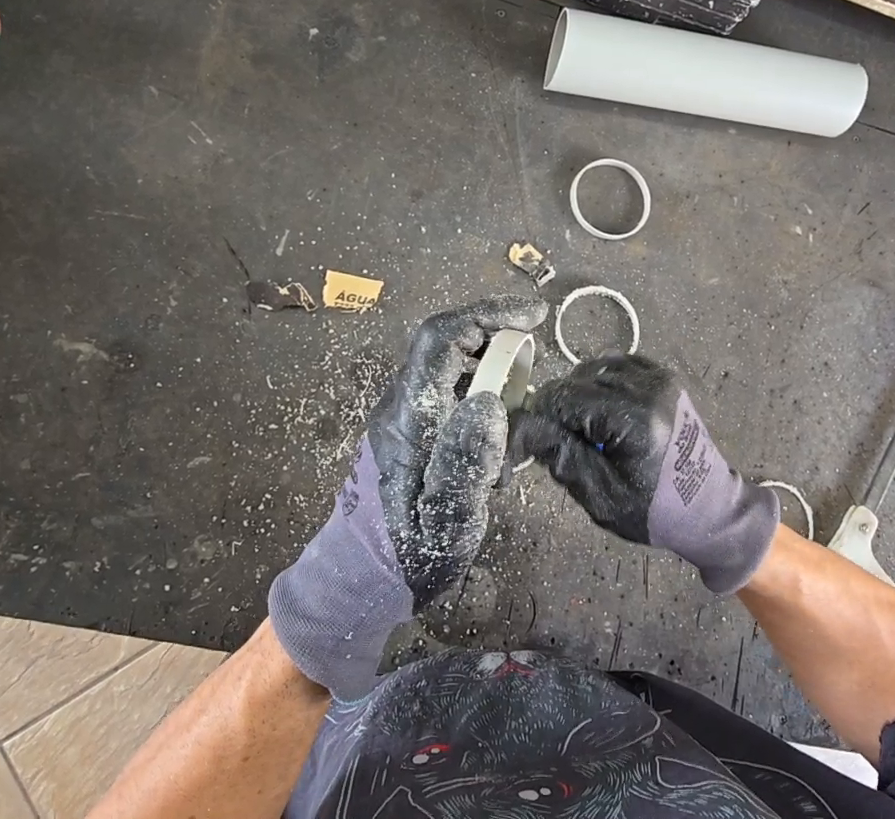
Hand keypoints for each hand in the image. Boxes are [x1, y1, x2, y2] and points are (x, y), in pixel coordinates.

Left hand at [269, 295, 548, 696]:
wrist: (361, 578)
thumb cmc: (406, 554)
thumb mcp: (446, 519)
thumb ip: (467, 461)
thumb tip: (490, 399)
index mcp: (409, 418)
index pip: (442, 340)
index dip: (487, 316)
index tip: (533, 317)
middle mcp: (402, 406)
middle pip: (448, 345)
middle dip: (496, 341)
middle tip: (533, 365)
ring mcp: (405, 416)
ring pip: (452, 369)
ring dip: (492, 374)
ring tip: (520, 410)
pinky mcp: (412, 430)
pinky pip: (451, 394)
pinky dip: (483, 399)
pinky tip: (499, 440)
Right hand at [513, 354, 777, 593]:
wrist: (710, 508)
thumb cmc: (654, 512)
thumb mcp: (599, 495)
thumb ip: (558, 454)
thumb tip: (518, 426)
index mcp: (634, 419)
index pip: (563, 396)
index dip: (542, 417)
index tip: (539, 443)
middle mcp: (648, 388)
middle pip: (577, 380)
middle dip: (562, 409)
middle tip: (570, 445)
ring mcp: (660, 378)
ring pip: (595, 369)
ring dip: (582, 396)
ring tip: (591, 432)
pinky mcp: (665, 377)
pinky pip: (618, 365)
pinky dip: (603, 384)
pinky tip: (607, 412)